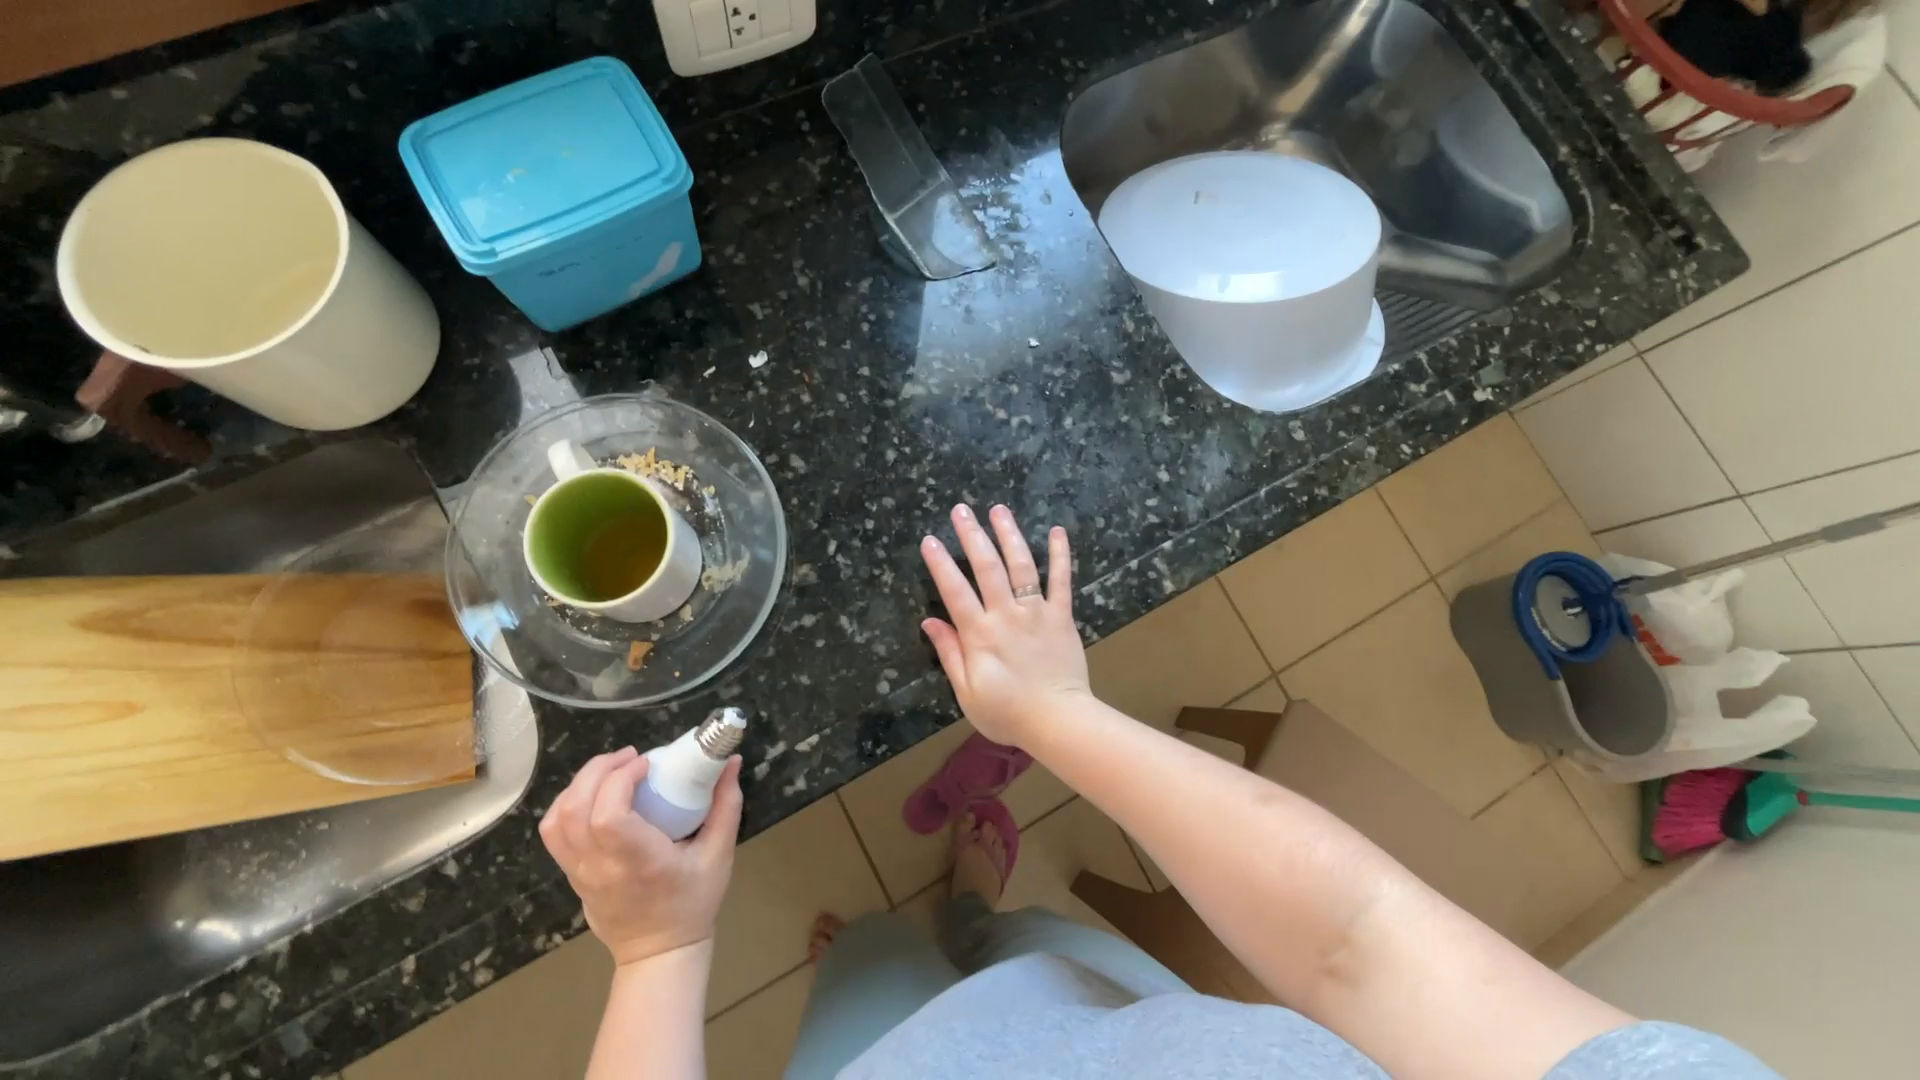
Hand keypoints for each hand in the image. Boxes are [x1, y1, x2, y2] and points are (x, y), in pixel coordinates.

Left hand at [539, 748, 743, 966]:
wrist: (659, 952)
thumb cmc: (693, 903)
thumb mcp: (719, 854)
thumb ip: (726, 805)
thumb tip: (731, 762)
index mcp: (638, 861)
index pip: (608, 815)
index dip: (619, 779)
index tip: (647, 764)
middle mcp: (600, 866)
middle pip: (575, 808)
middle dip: (599, 770)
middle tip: (631, 757)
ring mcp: (579, 873)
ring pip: (556, 819)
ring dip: (580, 784)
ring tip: (611, 771)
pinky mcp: (572, 875)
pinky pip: (553, 833)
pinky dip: (567, 804)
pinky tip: (594, 795)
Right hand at [919, 504, 1091, 744]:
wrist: (1058, 721)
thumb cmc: (1007, 713)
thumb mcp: (967, 692)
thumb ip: (950, 653)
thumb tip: (930, 622)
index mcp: (980, 634)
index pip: (955, 591)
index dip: (940, 564)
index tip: (929, 540)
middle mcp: (1006, 615)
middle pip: (987, 567)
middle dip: (972, 536)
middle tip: (960, 510)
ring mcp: (1036, 612)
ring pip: (1021, 565)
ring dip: (1009, 535)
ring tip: (998, 509)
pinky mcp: (1062, 617)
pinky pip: (1062, 581)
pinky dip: (1060, 555)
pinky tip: (1057, 531)